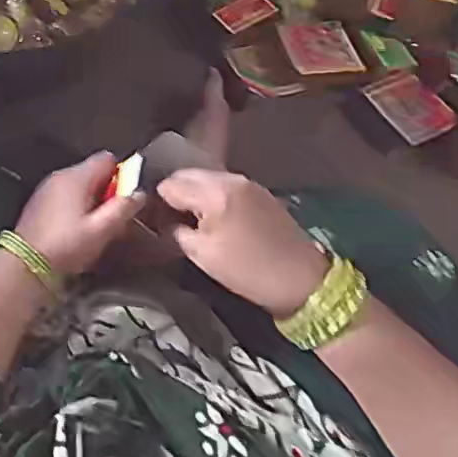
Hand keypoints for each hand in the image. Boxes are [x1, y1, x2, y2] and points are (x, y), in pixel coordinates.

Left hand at [14, 152, 146, 275]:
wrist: (27, 263)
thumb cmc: (66, 246)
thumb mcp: (100, 230)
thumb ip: (122, 209)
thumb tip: (139, 193)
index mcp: (76, 177)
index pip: (106, 158)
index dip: (121, 175)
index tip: (124, 199)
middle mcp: (60, 175)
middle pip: (93, 171)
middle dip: (107, 190)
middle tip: (111, 218)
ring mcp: (48, 186)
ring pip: (80, 183)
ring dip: (92, 199)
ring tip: (94, 226)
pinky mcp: (40, 200)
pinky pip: (66, 193)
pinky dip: (76, 204)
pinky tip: (76, 228)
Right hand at [156, 169, 328, 318]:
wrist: (304, 281)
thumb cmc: (249, 271)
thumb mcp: (202, 255)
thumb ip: (175, 230)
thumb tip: (162, 218)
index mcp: (213, 193)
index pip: (169, 184)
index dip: (156, 201)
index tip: (153, 219)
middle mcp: (229, 178)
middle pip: (186, 174)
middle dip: (174, 192)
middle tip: (168, 218)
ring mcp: (246, 182)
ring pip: (204, 177)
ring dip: (192, 193)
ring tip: (190, 219)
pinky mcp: (258, 191)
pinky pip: (223, 184)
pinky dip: (211, 195)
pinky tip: (212, 217)